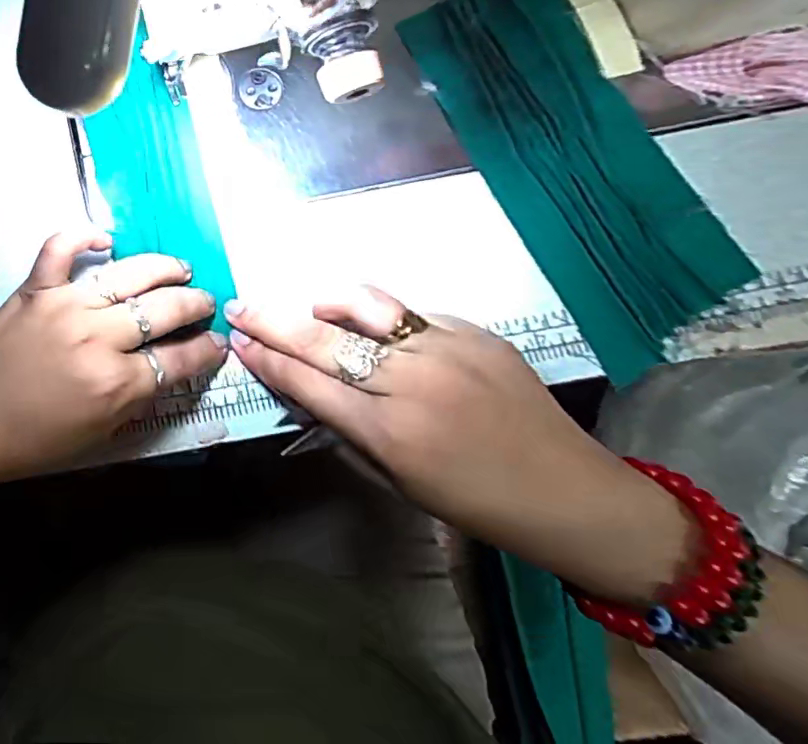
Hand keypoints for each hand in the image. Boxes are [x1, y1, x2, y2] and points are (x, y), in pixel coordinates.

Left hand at [0, 229, 227, 503]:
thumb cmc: (29, 442)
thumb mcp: (96, 436)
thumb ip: (140, 398)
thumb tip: (173, 366)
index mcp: (115, 384)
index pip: (180, 358)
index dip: (208, 349)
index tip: (218, 342)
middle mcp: (97, 337)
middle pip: (166, 308)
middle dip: (197, 304)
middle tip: (206, 303)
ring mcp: (64, 306)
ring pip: (130, 273)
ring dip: (164, 267)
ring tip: (180, 268)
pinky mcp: (34, 289)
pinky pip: (60, 248)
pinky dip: (82, 236)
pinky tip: (105, 238)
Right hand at [227, 287, 694, 602]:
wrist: (566, 490)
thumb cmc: (475, 503)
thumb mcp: (400, 482)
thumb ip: (349, 434)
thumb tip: (309, 392)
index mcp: (389, 433)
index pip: (309, 384)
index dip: (268, 360)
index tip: (240, 342)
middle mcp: (411, 383)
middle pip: (325, 342)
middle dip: (274, 323)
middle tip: (242, 306)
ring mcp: (445, 349)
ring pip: (367, 309)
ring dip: (328, 304)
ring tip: (310, 307)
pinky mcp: (474, 332)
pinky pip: (413, 313)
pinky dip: (384, 317)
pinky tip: (377, 327)